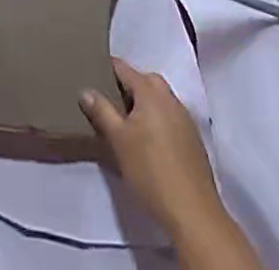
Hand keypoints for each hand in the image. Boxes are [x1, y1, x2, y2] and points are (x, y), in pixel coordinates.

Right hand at [80, 58, 224, 231]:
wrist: (192, 212)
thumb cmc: (150, 170)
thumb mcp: (117, 139)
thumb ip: (101, 111)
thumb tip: (86, 90)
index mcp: (151, 93)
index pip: (124, 68)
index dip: (106, 67)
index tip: (90, 70)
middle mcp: (171, 99)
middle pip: (145, 80)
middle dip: (126, 84)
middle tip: (106, 98)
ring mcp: (185, 119)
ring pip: (159, 98)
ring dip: (142, 102)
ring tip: (123, 120)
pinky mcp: (192, 139)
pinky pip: (168, 115)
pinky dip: (155, 118)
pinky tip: (145, 139)